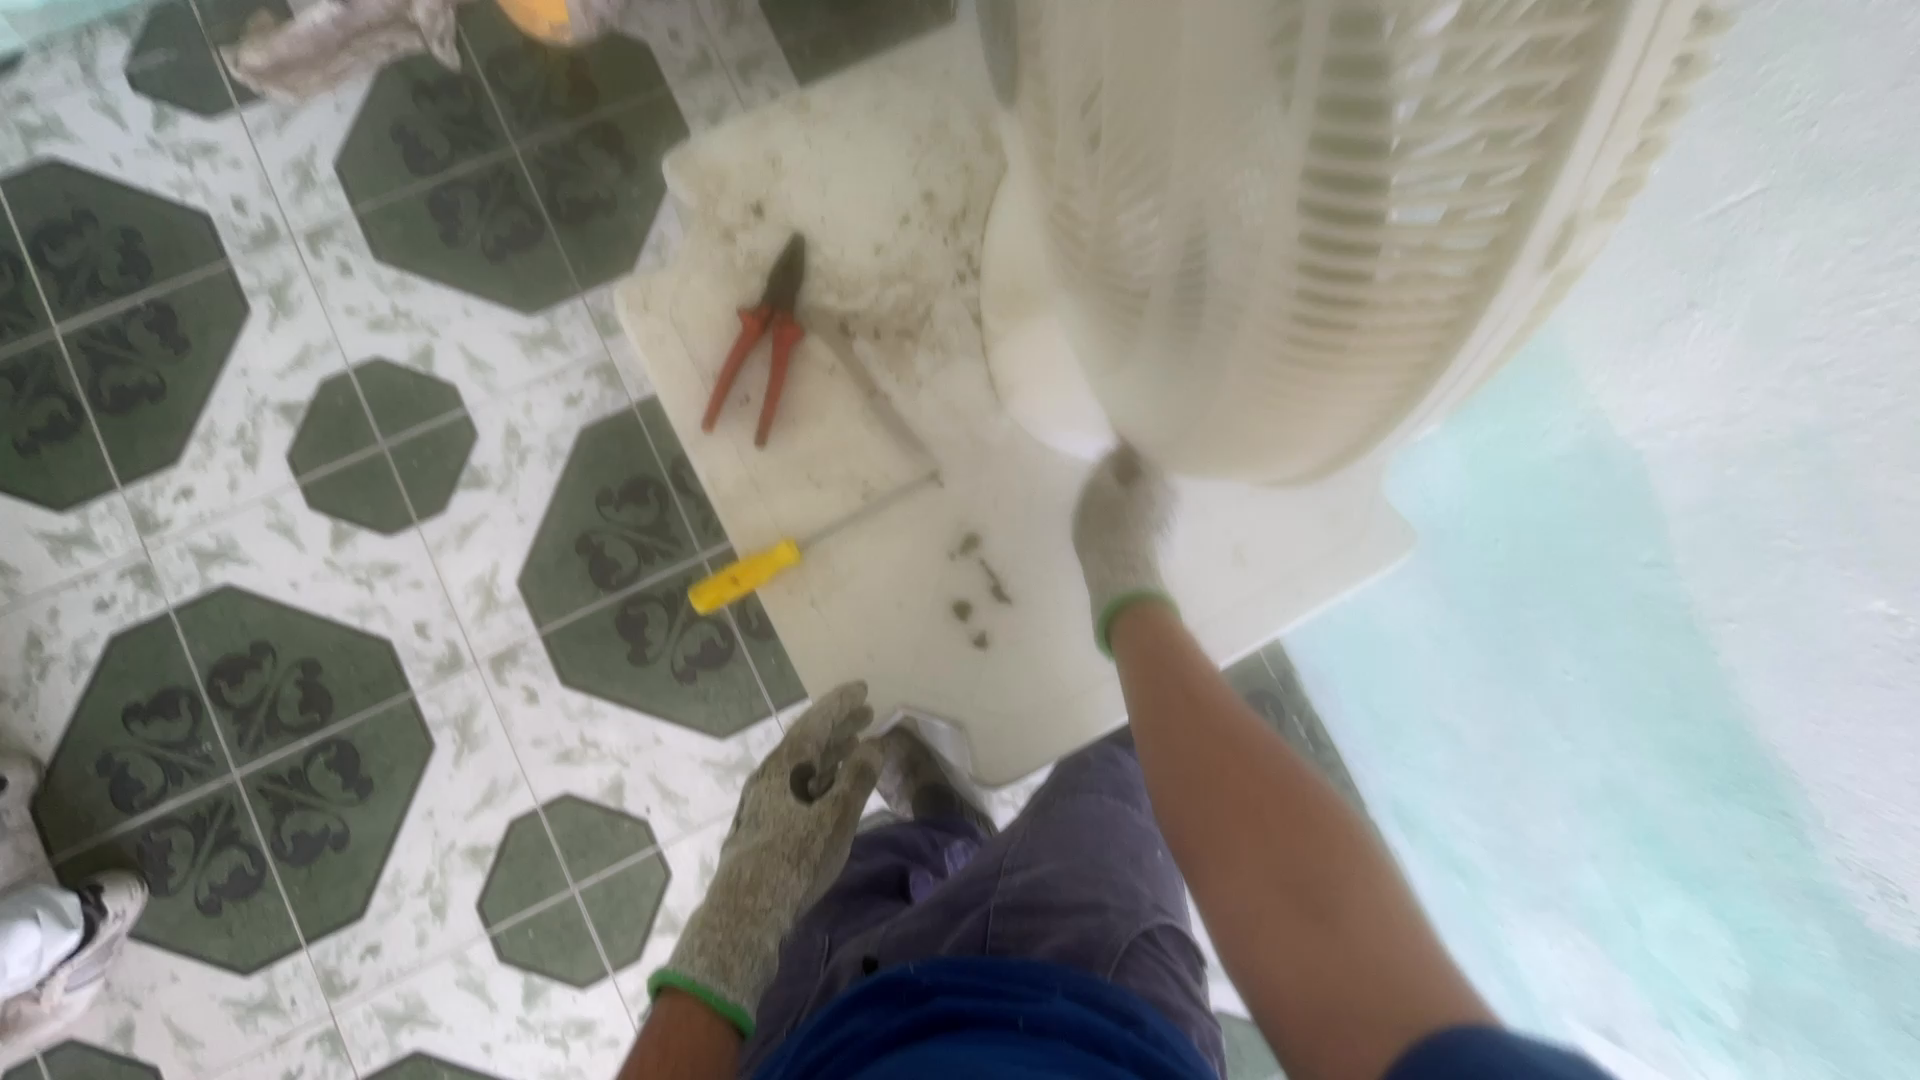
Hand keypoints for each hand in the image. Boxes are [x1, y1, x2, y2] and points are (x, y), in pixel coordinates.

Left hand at [648, 682, 882, 1036]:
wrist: (746, 912)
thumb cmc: (794, 860)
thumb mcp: (835, 819)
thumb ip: (857, 780)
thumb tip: (874, 745)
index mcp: (785, 766)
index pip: (816, 722)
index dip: (840, 704)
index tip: (863, 689)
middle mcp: (771, 776)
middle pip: (809, 740)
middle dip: (839, 725)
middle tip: (867, 713)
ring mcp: (765, 800)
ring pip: (804, 765)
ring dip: (832, 751)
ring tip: (857, 744)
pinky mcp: (765, 824)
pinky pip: (800, 784)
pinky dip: (822, 776)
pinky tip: (833, 787)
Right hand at [1072, 444, 1177, 654]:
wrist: (1121, 575)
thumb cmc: (1107, 526)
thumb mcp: (1097, 488)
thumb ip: (1107, 465)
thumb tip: (1117, 453)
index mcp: (1156, 474)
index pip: (1139, 449)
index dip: (1123, 442)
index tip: (1111, 438)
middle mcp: (1168, 491)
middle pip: (1146, 471)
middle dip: (1128, 467)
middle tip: (1106, 463)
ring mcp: (1166, 515)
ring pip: (1144, 491)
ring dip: (1128, 487)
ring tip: (1106, 487)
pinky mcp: (1157, 535)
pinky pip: (1141, 509)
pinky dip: (1128, 504)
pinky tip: (1113, 510)